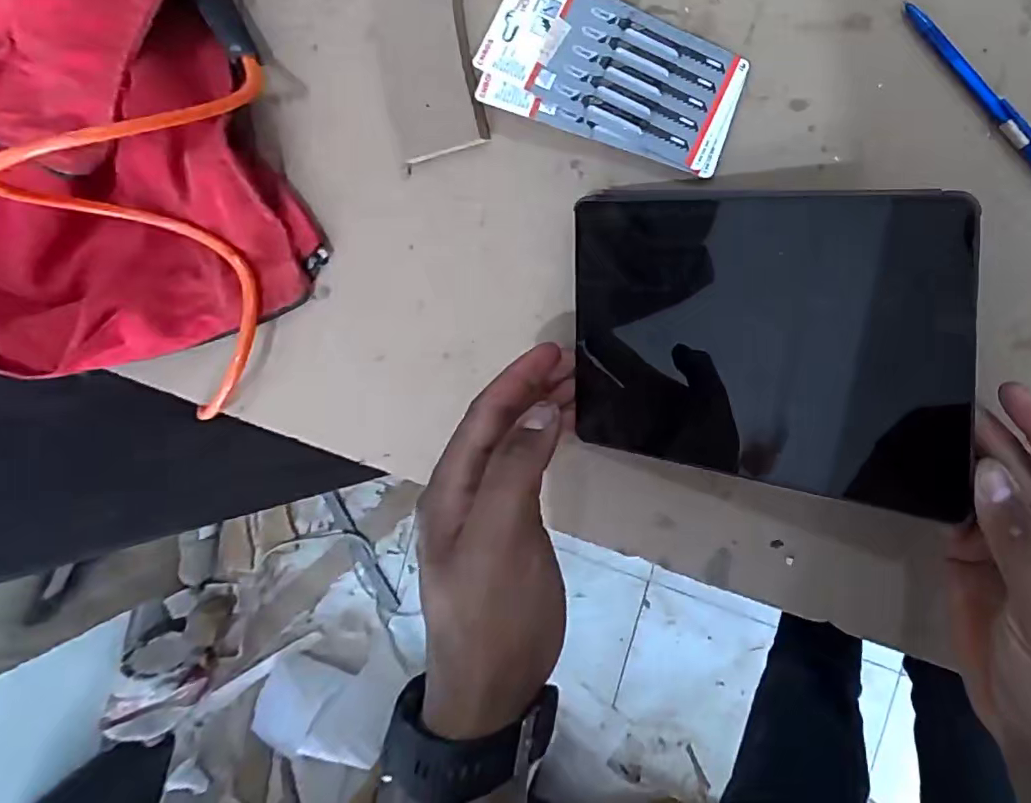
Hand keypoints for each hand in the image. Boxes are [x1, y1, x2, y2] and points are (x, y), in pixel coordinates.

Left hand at [415, 343, 575, 738]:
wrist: (496, 679)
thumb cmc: (495, 610)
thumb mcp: (502, 538)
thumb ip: (517, 472)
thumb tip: (542, 412)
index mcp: (452, 491)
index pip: (483, 420)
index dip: (515, 381)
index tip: (552, 351)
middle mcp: (465, 492)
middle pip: (496, 425)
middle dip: (529, 387)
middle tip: (574, 361)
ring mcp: (489, 509)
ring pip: (513, 442)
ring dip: (540, 409)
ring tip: (577, 384)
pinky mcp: (514, 524)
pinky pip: (528, 465)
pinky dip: (548, 438)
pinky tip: (565, 429)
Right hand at [946, 383, 1030, 800]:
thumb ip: (1018, 539)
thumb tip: (989, 471)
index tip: (1010, 391)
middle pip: (1026, 471)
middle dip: (996, 439)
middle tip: (957, 408)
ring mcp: (1016, 547)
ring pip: (992, 492)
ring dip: (967, 467)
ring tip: (936, 438)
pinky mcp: (982, 565)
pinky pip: (964, 520)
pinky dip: (948, 504)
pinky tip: (930, 488)